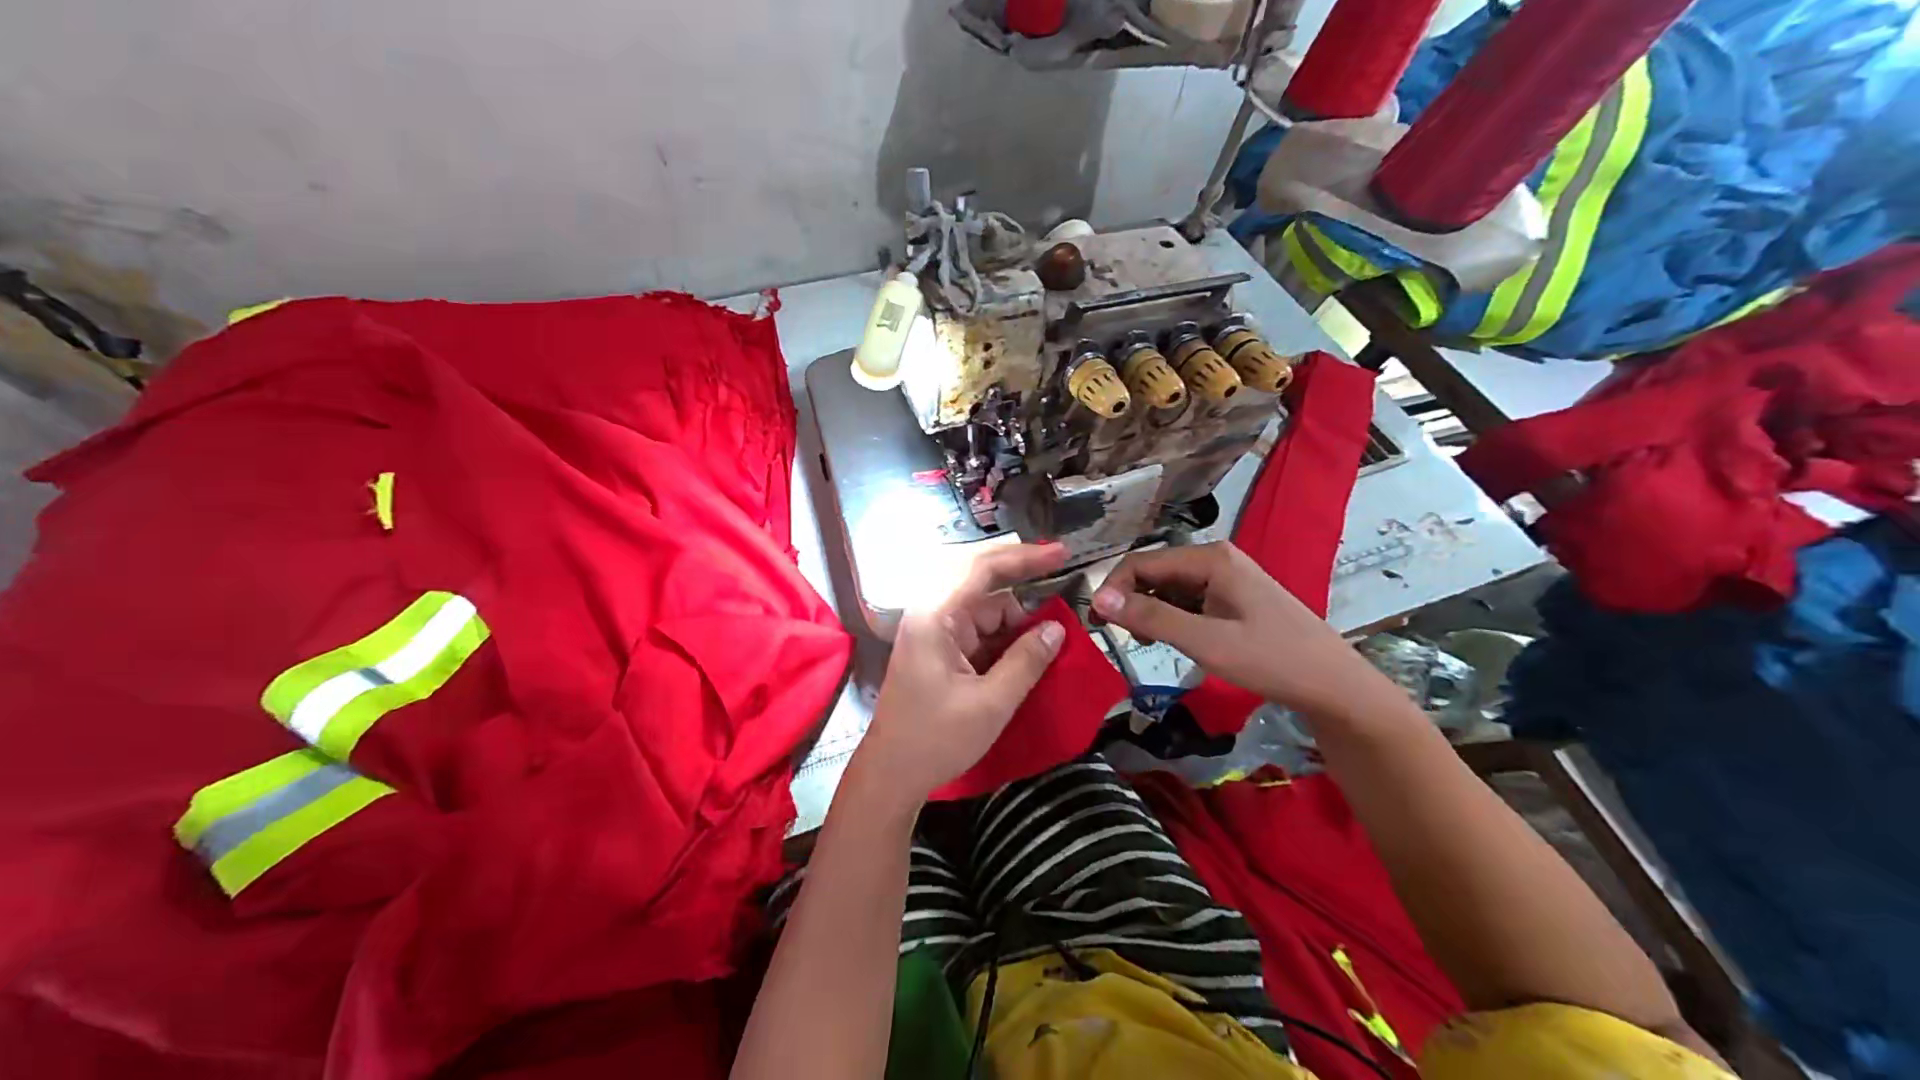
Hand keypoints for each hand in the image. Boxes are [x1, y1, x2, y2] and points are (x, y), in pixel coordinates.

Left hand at [850, 543, 1069, 806]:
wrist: (891, 775)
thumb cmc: (936, 739)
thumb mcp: (991, 703)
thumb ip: (1026, 661)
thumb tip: (1057, 628)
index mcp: (934, 617)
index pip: (981, 568)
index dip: (1024, 557)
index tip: (1061, 553)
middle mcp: (930, 615)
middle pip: (982, 585)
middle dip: (1022, 587)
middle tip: (1059, 587)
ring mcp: (932, 633)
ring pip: (983, 611)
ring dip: (1014, 623)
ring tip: (1046, 646)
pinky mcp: (937, 652)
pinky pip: (976, 632)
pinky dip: (1002, 640)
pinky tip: (1025, 656)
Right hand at [1090, 542, 1379, 719]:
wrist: (1333, 685)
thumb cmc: (1271, 660)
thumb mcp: (1205, 642)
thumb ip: (1151, 617)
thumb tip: (1098, 598)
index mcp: (1211, 558)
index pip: (1141, 562)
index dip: (1114, 589)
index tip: (1097, 624)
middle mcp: (1216, 559)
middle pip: (1154, 572)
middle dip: (1130, 601)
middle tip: (1119, 638)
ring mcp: (1226, 578)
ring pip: (1169, 588)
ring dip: (1149, 611)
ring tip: (1145, 643)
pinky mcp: (1232, 597)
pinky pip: (1187, 600)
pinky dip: (1171, 618)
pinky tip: (1171, 641)